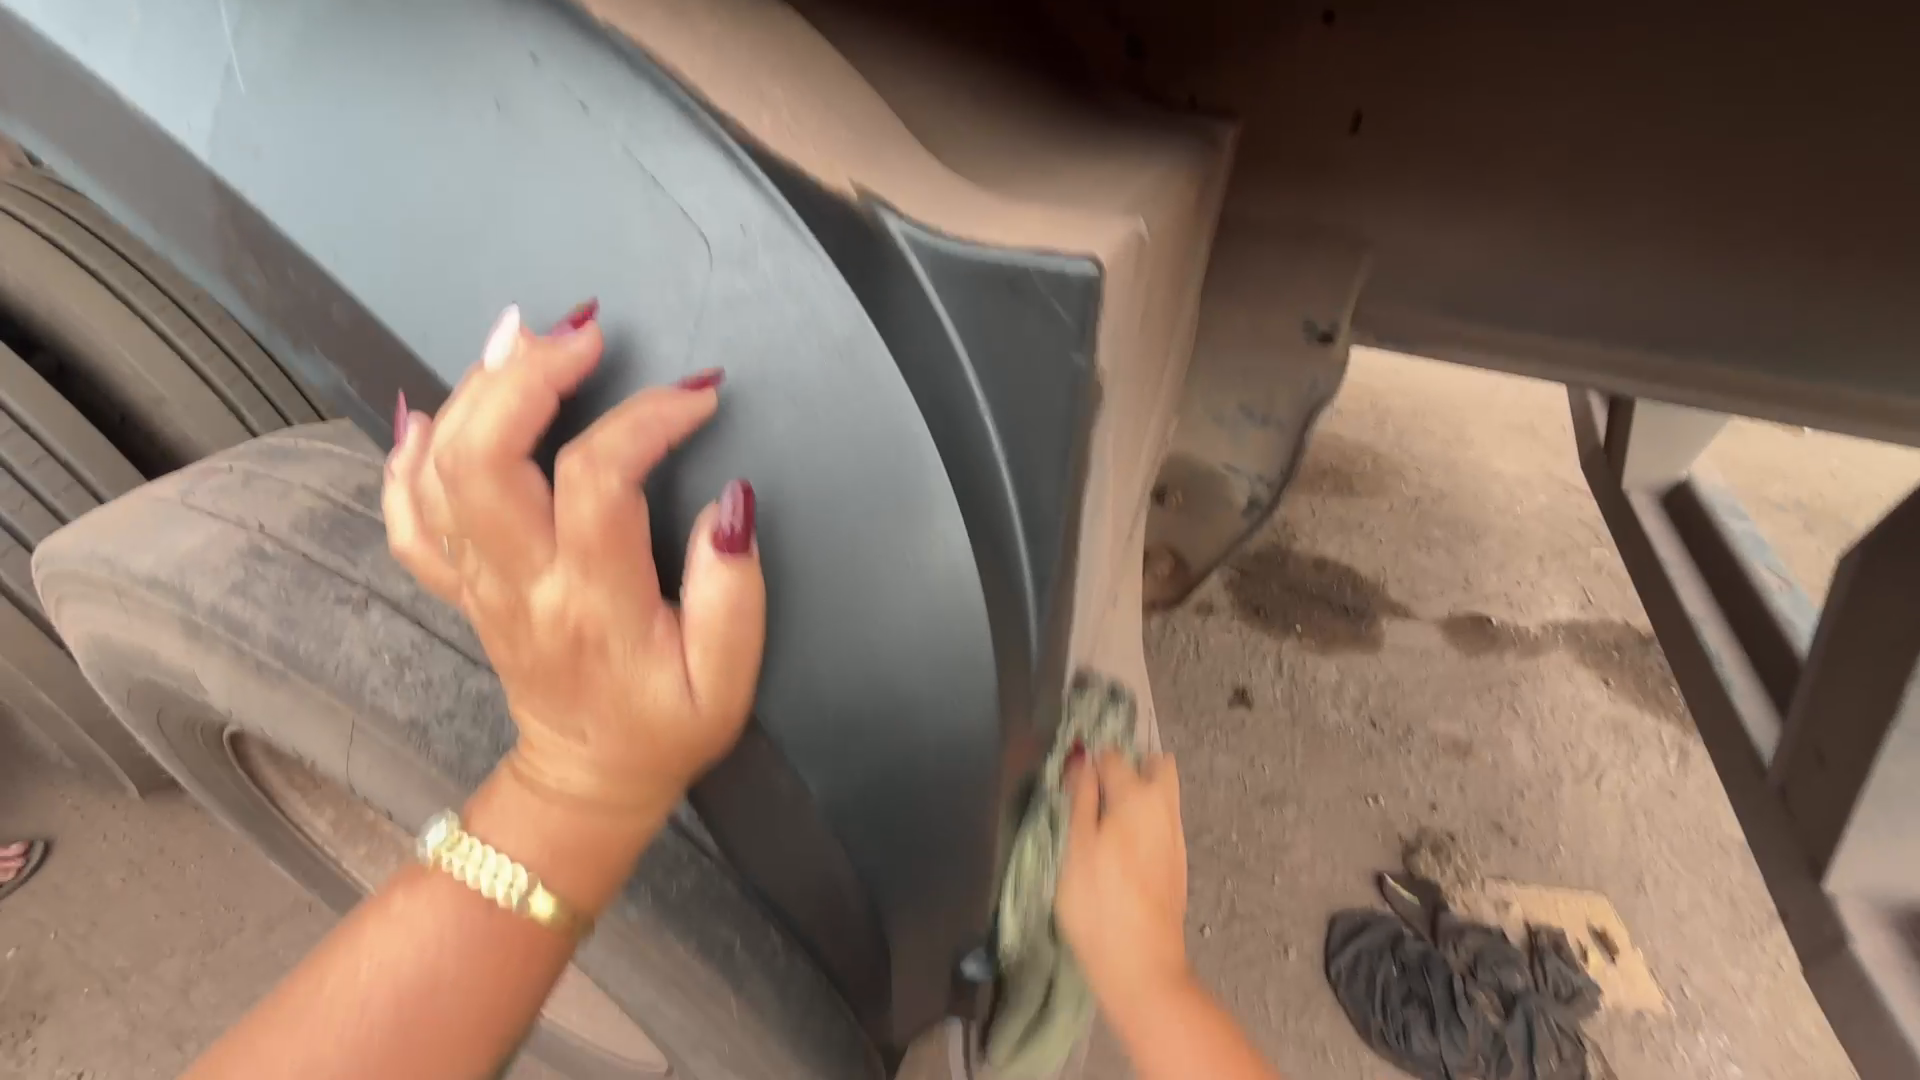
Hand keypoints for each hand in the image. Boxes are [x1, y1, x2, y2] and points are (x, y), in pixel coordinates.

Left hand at [382, 301, 764, 820]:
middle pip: (484, 457)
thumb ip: (734, 591)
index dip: (649, 419)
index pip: (602, 481)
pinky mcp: (463, 585)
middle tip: (584, 332)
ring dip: (476, 388)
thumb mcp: (728, 678)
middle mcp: (520, 583)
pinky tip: (432, 408)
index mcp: (594, 603)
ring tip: (525, 336)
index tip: (701, 395)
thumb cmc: (667, 728)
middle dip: (528, 376)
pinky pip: (409, 513)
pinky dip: (409, 452)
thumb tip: (730, 502)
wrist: (587, 780)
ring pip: (439, 469)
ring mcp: (478, 583)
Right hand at [1056, 751, 1191, 1013]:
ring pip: (1164, 792)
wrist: (1142, 967)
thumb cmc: (1097, 904)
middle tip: (1097, 792)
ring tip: (1106, 822)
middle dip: (1130, 765)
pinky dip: (1147, 819)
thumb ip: (1081, 798)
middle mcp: (1164, 807)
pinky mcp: (1179, 861)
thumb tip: (1082, 759)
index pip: (1113, 756)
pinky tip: (1123, 849)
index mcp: (1136, 796)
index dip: (1089, 764)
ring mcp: (1176, 835)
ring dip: (1140, 792)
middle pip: (1155, 763)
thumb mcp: (1076, 847)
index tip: (1072, 784)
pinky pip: (1165, 820)